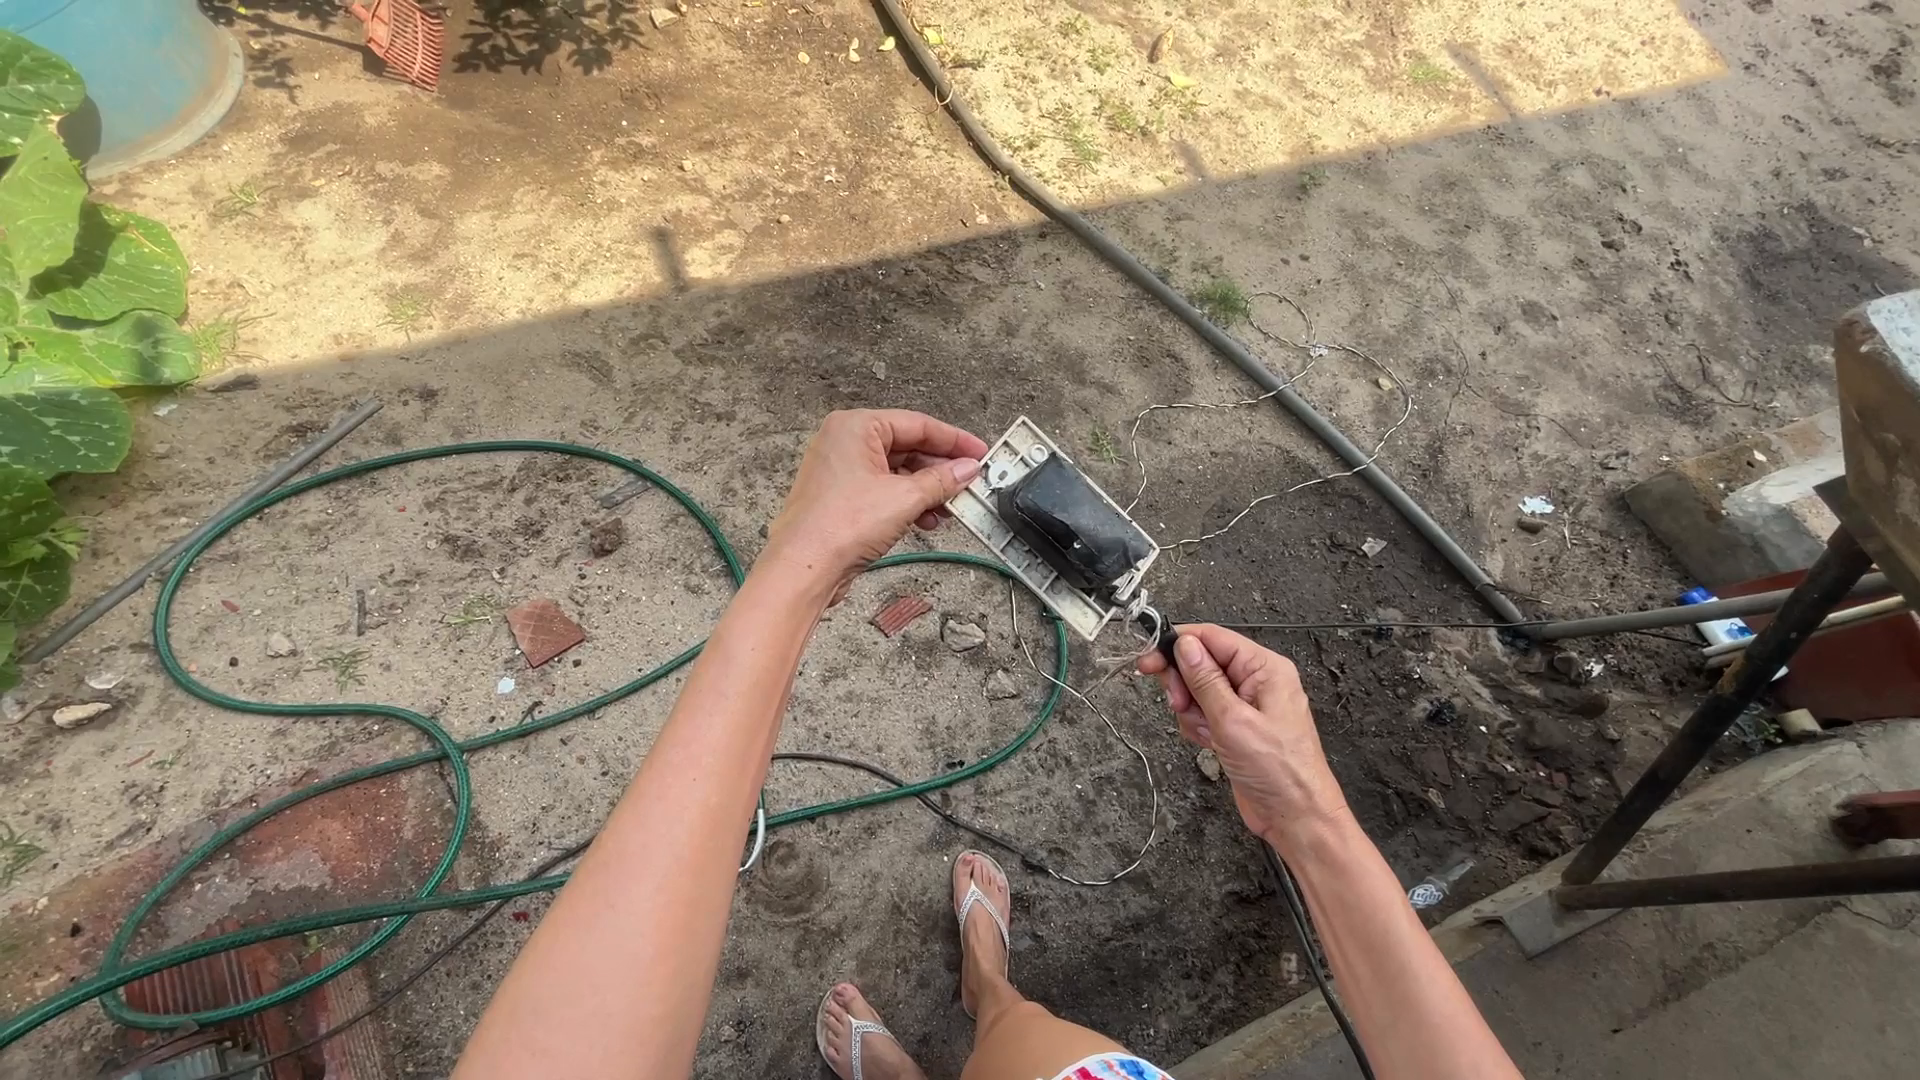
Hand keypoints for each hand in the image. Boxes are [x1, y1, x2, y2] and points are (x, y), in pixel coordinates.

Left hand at [762, 409, 986, 595]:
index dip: (953, 440)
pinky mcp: (842, 498)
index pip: (917, 424)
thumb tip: (966, 470)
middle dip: (940, 469)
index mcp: (856, 427)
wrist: (804, 567)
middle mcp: (845, 442)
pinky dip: (908, 503)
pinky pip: (885, 491)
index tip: (979, 452)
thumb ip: (941, 480)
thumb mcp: (904, 498)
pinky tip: (927, 521)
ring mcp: (841, 471)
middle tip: (969, 482)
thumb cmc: (838, 525)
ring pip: (898, 472)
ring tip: (950, 507)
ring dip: (927, 490)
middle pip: (908, 447)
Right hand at [1139, 624, 1349, 852]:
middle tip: (1177, 702)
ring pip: (1197, 689)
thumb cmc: (1281, 772)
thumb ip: (1205, 679)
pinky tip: (1211, 742)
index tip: (1150, 658)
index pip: (1212, 637)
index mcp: (1265, 669)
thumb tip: (1185, 645)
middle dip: (1183, 683)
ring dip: (1191, 710)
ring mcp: (1246, 704)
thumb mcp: (1233, 720)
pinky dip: (1198, 726)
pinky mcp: (1235, 725)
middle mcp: (1256, 681)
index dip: (1177, 644)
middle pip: (1201, 662)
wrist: (1295, 818)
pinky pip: (1202, 712)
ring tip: (1206, 731)